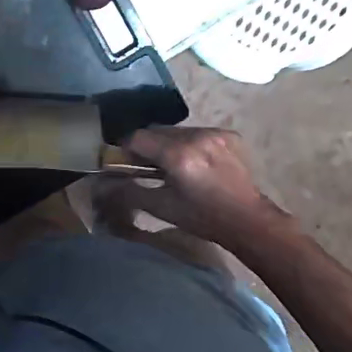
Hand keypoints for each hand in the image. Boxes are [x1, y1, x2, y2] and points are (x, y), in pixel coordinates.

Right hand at [107, 126, 294, 246]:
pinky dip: (189, 144)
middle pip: (157, 131)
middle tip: (147, 167)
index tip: (126, 163)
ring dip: (167, 144)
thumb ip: (130, 190)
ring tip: (172, 166)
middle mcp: (196, 138)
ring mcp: (214, 134)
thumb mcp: (161, 207)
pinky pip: (196, 133)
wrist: (248, 220)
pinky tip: (195, 163)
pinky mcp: (228, 135)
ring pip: (176, 130)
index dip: (126, 149)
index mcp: (178, 155)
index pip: (138, 137)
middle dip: (147, 146)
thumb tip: (104, 183)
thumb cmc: (202, 217)